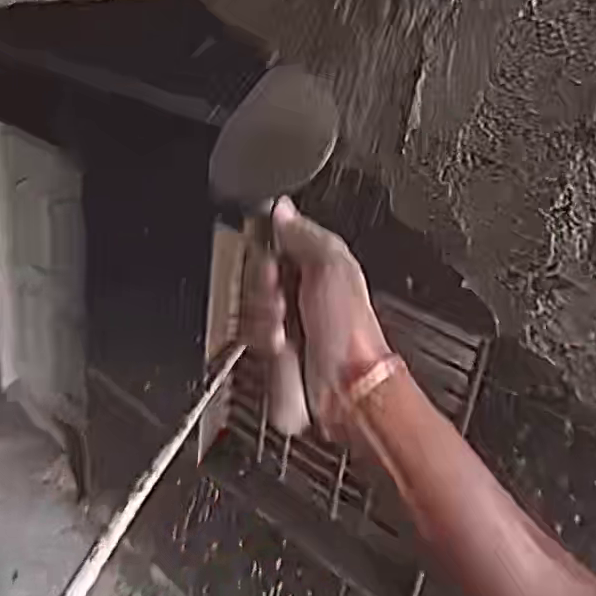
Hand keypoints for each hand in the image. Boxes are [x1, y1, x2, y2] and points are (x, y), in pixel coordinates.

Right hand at [240, 197, 391, 443]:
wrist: (347, 387)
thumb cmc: (349, 330)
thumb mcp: (332, 264)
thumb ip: (303, 232)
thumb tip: (281, 208)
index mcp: (317, 263)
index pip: (271, 241)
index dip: (265, 252)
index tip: (274, 265)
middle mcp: (300, 290)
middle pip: (254, 275)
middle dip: (263, 289)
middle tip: (283, 300)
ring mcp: (285, 320)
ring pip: (247, 306)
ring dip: (263, 319)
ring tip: (287, 329)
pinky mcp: (272, 348)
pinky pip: (246, 334)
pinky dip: (260, 340)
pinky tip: (281, 345)